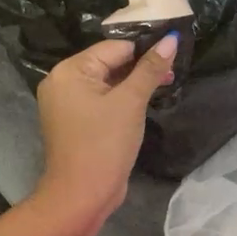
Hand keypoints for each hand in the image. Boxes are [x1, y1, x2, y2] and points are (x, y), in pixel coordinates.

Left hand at [33, 37, 175, 224]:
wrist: (82, 195)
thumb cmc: (105, 144)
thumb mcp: (131, 102)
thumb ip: (150, 68)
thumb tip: (171, 39)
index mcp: (69, 71)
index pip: (114, 48)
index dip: (145, 50)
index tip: (174, 55)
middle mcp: (63, 82)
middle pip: (110, 63)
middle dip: (141, 67)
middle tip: (173, 74)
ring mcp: (67, 103)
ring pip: (108, 82)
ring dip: (134, 84)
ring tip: (165, 86)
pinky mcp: (76, 121)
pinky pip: (102, 100)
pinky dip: (123, 99)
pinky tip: (145, 102)